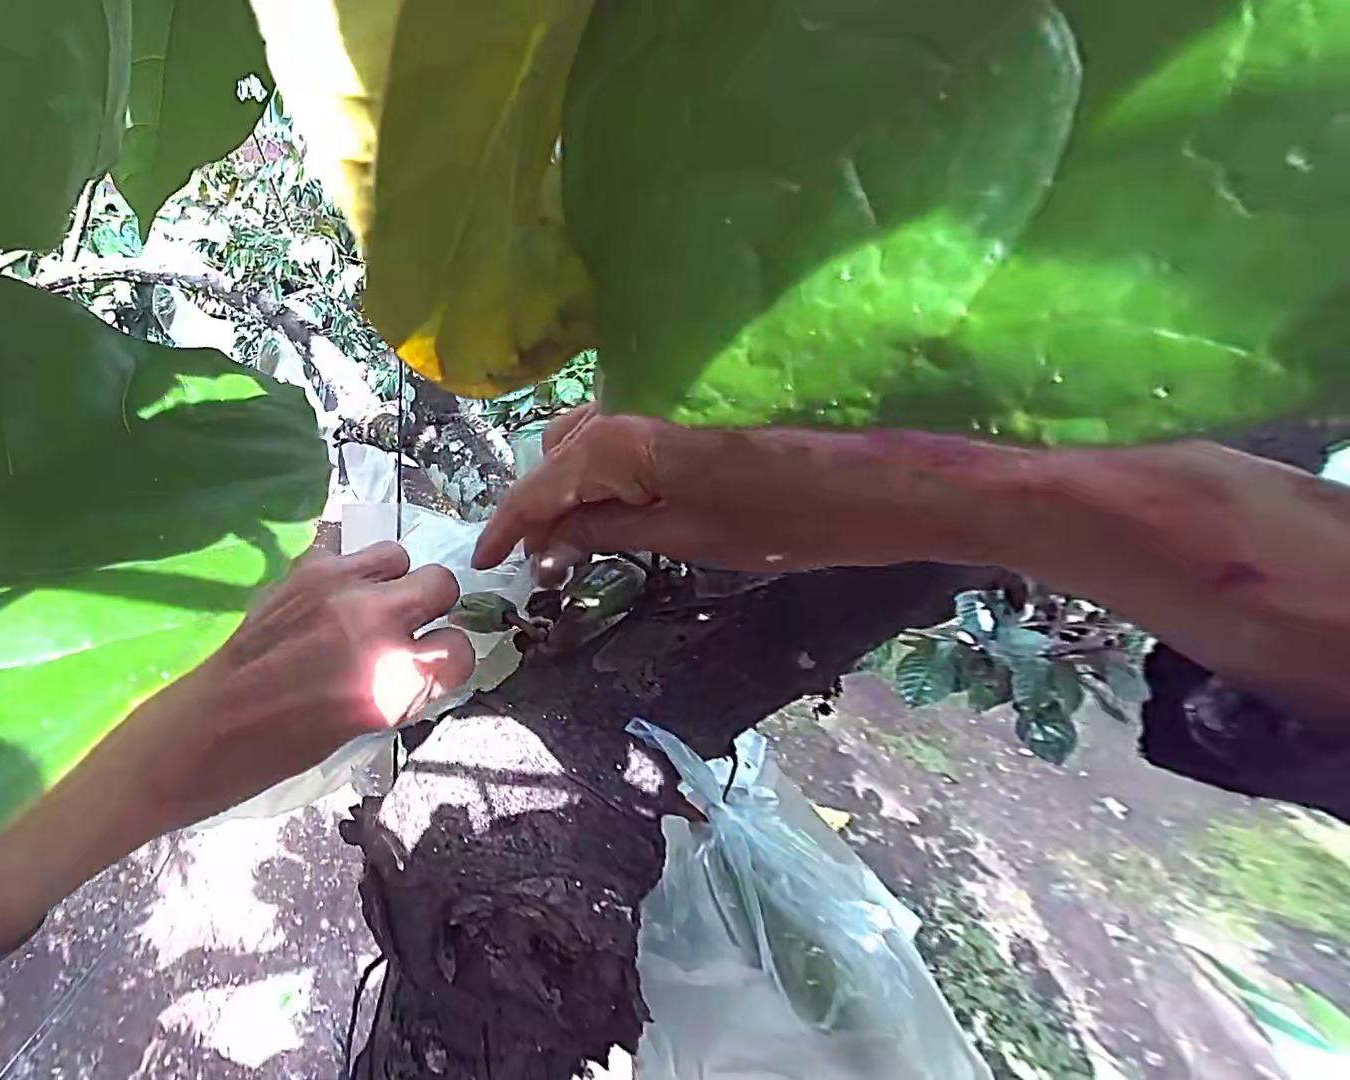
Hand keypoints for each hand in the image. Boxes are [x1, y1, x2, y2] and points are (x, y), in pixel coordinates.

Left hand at [0, 542, 472, 949]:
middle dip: (433, 604)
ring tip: (364, 600)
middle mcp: (375, 622)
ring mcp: (337, 587)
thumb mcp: (365, 729)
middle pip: (442, 582)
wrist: (208, 727)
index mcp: (395, 679)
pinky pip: (343, 548)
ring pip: (396, 553)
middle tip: (405, 622)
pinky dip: (343, 569)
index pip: (462, 648)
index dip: (451, 655)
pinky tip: (326, 593)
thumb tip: (427, 654)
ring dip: (389, 577)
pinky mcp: (302, 569)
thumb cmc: (285, 749)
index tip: (435, 660)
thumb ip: (405, 685)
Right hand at [471, 404, 991, 576]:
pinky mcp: (685, 392)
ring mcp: (657, 391)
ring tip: (580, 534)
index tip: (486, 559)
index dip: (506, 527)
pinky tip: (618, 498)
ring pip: (582, 439)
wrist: (906, 470)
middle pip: (552, 459)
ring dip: (569, 485)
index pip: (537, 488)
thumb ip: (607, 533)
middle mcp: (625, 403)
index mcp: (620, 443)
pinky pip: (617, 427)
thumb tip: (548, 545)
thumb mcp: (690, 538)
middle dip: (540, 509)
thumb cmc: (798, 518)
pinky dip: (602, 464)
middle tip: (545, 559)